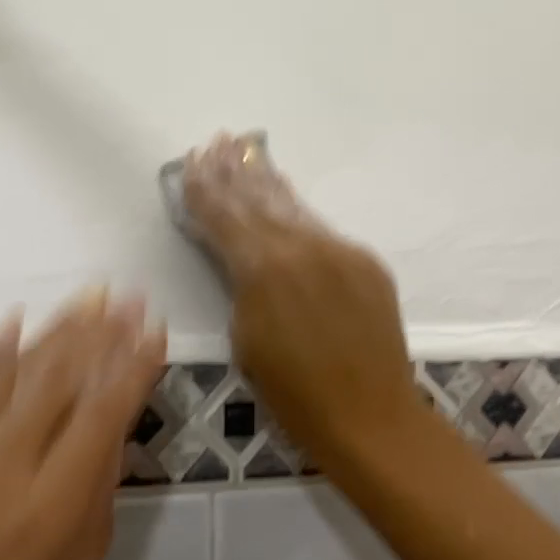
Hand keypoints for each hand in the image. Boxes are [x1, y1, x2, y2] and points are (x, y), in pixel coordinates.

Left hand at [0, 289, 166, 559]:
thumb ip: (92, 519)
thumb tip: (111, 445)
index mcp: (44, 516)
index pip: (101, 417)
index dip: (133, 367)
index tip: (153, 331)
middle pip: (57, 380)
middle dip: (99, 331)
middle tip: (126, 294)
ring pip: (8, 372)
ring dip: (53, 329)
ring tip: (87, 297)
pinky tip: (12, 321)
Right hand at [182, 133, 421, 455]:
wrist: (370, 418)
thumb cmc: (291, 393)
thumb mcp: (244, 338)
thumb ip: (239, 284)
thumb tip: (238, 255)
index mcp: (264, 269)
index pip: (225, 217)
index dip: (203, 190)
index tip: (190, 162)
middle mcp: (302, 247)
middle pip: (257, 200)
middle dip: (232, 172)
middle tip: (216, 142)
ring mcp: (339, 251)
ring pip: (292, 206)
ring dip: (265, 178)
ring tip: (246, 149)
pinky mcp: (365, 262)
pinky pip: (319, 227)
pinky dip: (294, 208)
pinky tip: (283, 194)